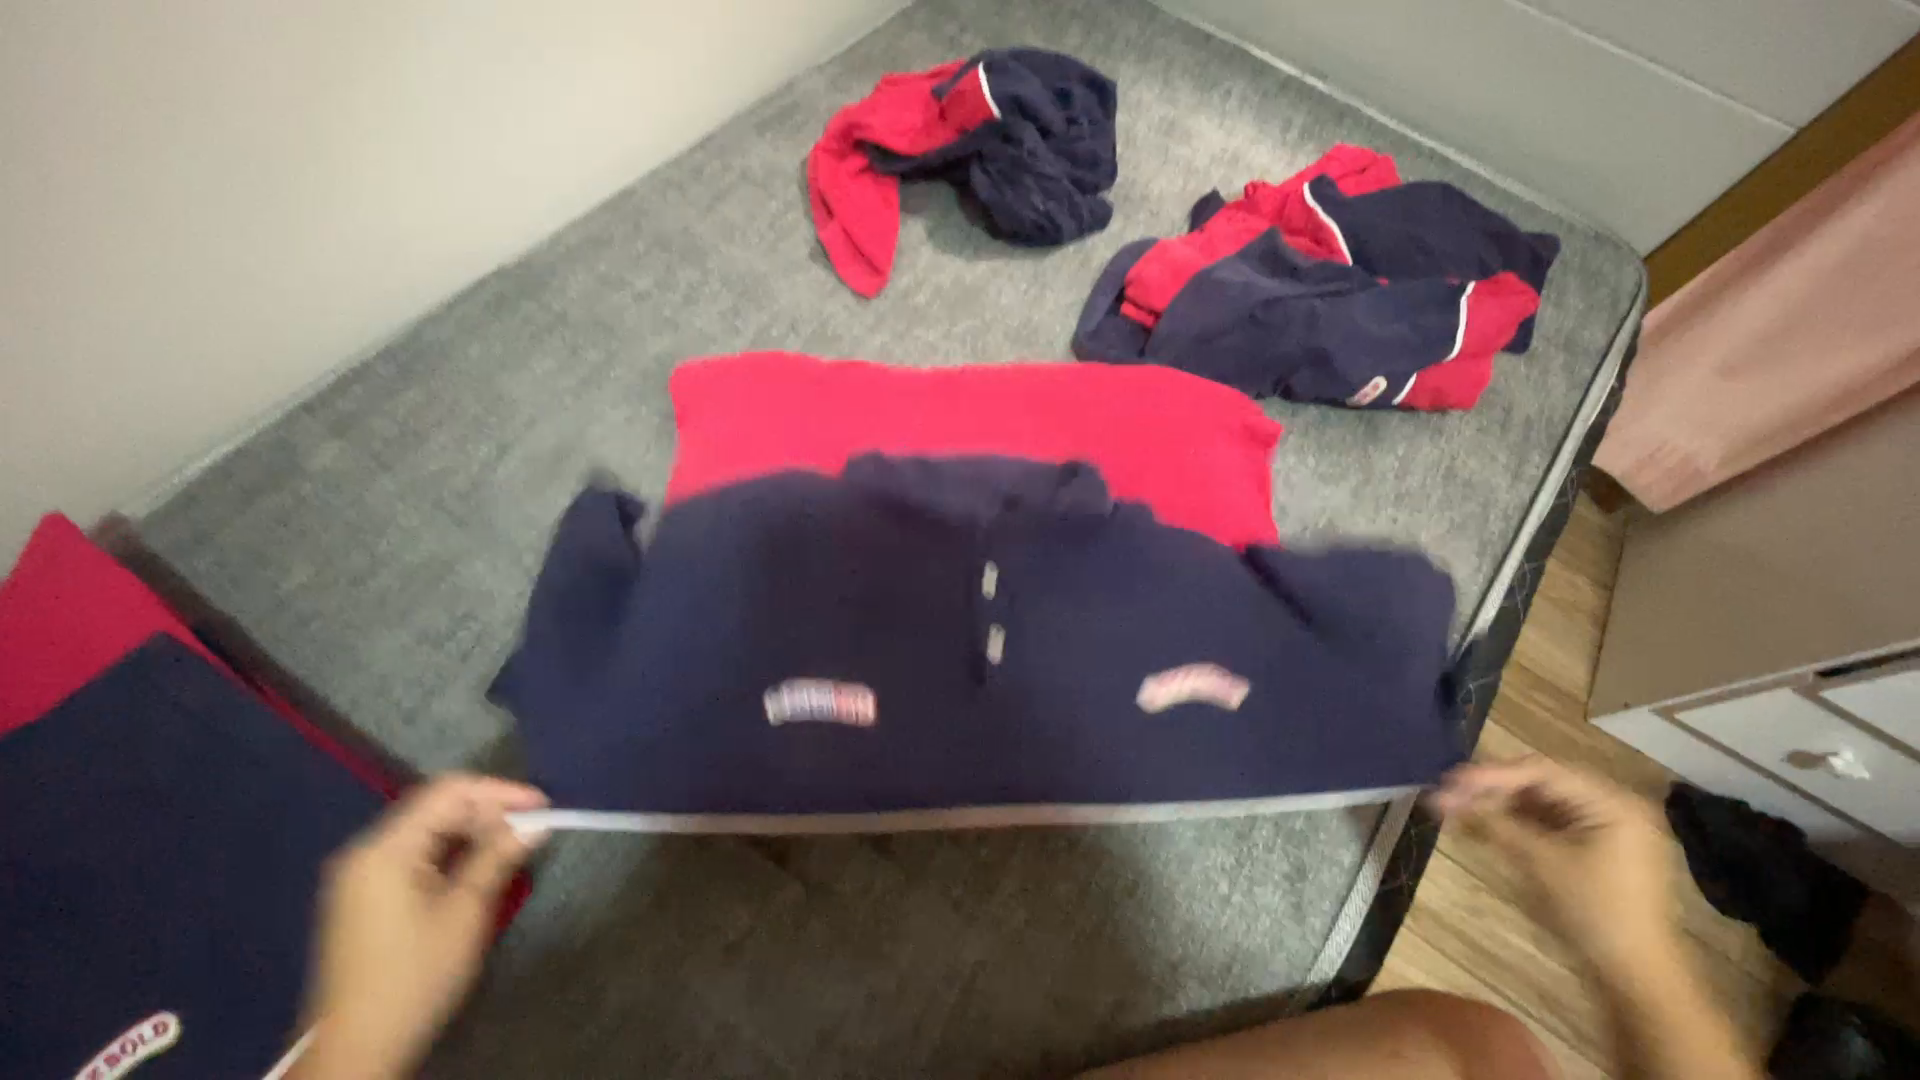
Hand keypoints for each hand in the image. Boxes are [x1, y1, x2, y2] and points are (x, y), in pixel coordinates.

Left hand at [296, 774, 549, 1079]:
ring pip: (427, 832)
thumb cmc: (415, 975)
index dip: (500, 792)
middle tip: (531, 830)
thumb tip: (536, 823)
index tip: (542, 807)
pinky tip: (479, 868)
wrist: (356, 1048)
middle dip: (488, 813)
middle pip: (436, 808)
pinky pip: (415, 856)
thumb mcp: (465, 912)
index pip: (449, 792)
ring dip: (472, 834)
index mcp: (385, 849)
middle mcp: (367, 852)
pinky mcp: (366, 897)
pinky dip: (451, 854)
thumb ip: (498, 858)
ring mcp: (362, 876)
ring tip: (513, 848)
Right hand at [1430, 756, 1680, 983]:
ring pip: (1535, 805)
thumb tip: (1440, 796)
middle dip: (1489, 789)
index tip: (1448, 780)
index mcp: (1612, 803)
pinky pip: (1542, 826)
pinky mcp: (1587, 851)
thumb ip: (1491, 822)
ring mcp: (1600, 830)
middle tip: (1446, 792)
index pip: (1541, 772)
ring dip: (1495, 806)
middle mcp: (1609, 808)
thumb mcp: (1538, 861)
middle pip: (1537, 785)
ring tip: (1452, 807)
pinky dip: (1510, 825)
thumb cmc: (1594, 912)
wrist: (1634, 975)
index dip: (1490, 774)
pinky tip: (1475, 825)